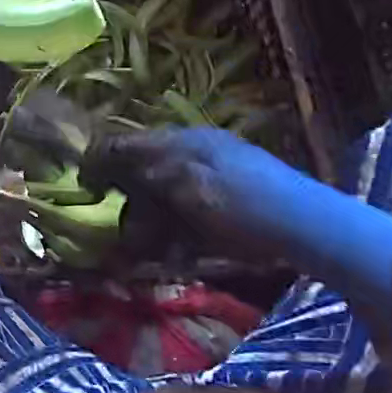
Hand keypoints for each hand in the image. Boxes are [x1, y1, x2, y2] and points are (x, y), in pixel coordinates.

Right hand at [80, 127, 391, 339]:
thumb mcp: (184, 179)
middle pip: (144, 173)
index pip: (130, 142)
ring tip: (145, 249)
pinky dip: (172, 234)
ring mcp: (212, 180)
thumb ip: (140, 165)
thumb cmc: (241, 201)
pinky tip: (175, 251)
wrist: (307, 227)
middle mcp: (195, 154)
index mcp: (184, 140)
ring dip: (148, 222)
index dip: (103, 161)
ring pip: (162, 198)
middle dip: (127, 201)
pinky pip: (184, 217)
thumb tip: (94, 159)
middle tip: (121, 232)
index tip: (84, 187)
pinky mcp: (226, 207)